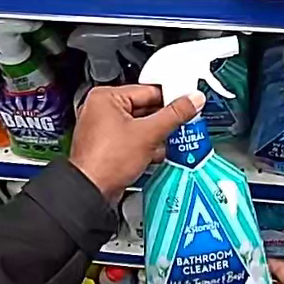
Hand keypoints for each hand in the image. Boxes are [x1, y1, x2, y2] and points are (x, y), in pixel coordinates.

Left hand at [68, 84, 202, 199]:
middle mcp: (101, 110)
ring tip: (173, 140)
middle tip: (184, 122)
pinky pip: (133, 140)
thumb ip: (174, 114)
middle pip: (144, 108)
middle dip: (164, 120)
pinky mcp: (108, 148)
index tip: (188, 103)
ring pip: (140, 126)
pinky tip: (158, 153)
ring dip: (157, 135)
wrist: (91, 192)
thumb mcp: (149, 133)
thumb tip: (192, 100)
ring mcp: (103, 130)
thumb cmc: (105, 161)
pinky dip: (146, 146)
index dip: (170, 98)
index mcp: (105, 97)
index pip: (147, 90)